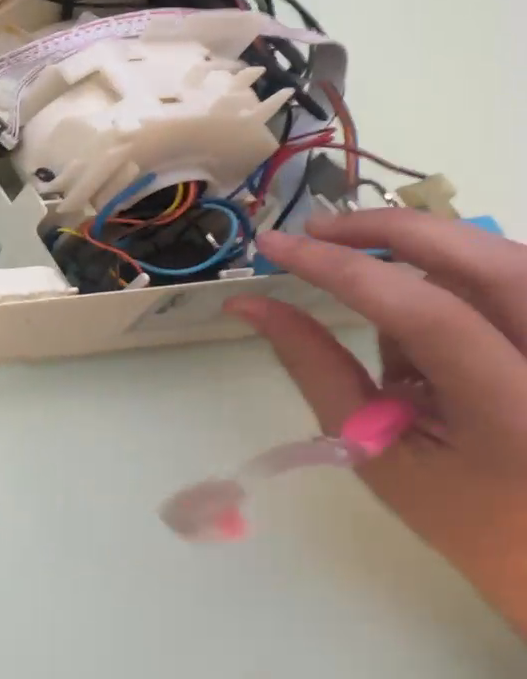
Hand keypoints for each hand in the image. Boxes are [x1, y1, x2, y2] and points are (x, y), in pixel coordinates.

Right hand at [226, 210, 526, 629]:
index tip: (272, 245)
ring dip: (429, 266)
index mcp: (518, 414)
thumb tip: (247, 302)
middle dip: (395, 230)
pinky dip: (465, 286)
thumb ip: (316, 368)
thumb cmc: (472, 518)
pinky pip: (515, 284)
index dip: (340, 267)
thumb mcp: (377, 453)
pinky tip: (442, 327)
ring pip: (504, 264)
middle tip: (320, 231)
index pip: (425, 312)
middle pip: (491, 261)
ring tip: (390, 321)